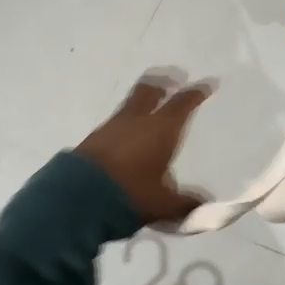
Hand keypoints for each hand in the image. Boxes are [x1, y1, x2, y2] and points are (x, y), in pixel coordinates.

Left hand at [75, 75, 213, 225]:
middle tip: (173, 80)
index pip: (183, 104)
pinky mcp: (94, 138)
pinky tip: (128, 134)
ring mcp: (112, 126)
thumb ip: (185, 203)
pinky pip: (116, 121)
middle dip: (164, 83)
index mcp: (162, 129)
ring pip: (131, 103)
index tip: (207, 84)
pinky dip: (127, 121)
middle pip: (151, 90)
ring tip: (150, 107)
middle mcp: (138, 120)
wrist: (78, 197)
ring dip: (143, 100)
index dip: (196, 93)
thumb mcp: (163, 204)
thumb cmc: (130, 194)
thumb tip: (203, 204)